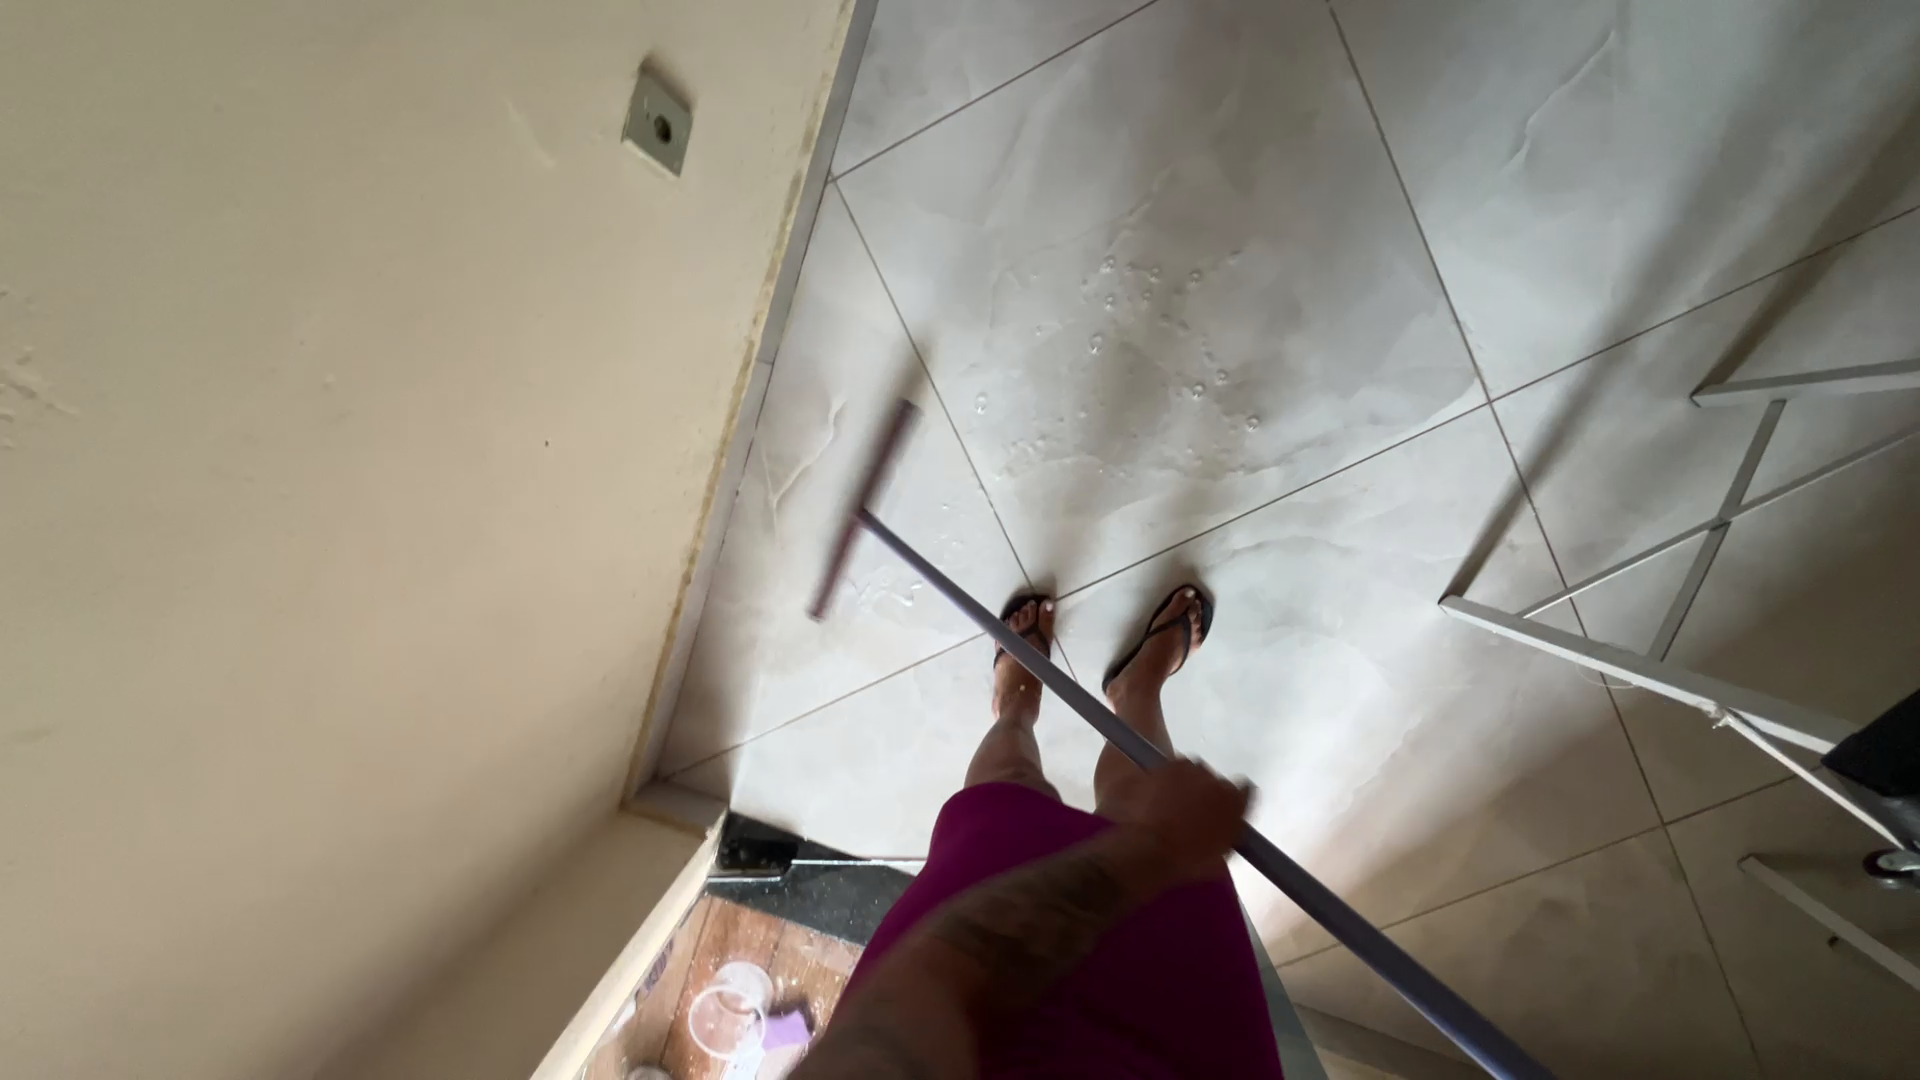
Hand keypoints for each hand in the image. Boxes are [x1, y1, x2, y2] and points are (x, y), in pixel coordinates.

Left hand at [1125, 759, 1251, 882]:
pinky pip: (1161, 771)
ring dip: (1180, 783)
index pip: (1244, 790)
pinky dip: (1158, 782)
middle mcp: (1210, 775)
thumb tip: (1230, 824)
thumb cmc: (1188, 859)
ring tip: (1167, 805)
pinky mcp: (1155, 766)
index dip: (1232, 801)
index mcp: (1233, 798)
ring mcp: (1180, 767)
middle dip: (1202, 791)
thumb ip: (1231, 831)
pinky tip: (1150, 798)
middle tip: (1191, 811)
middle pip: (1211, 779)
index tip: (1223, 811)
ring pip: (1186, 770)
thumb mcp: (1221, 854)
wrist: (1146, 847)